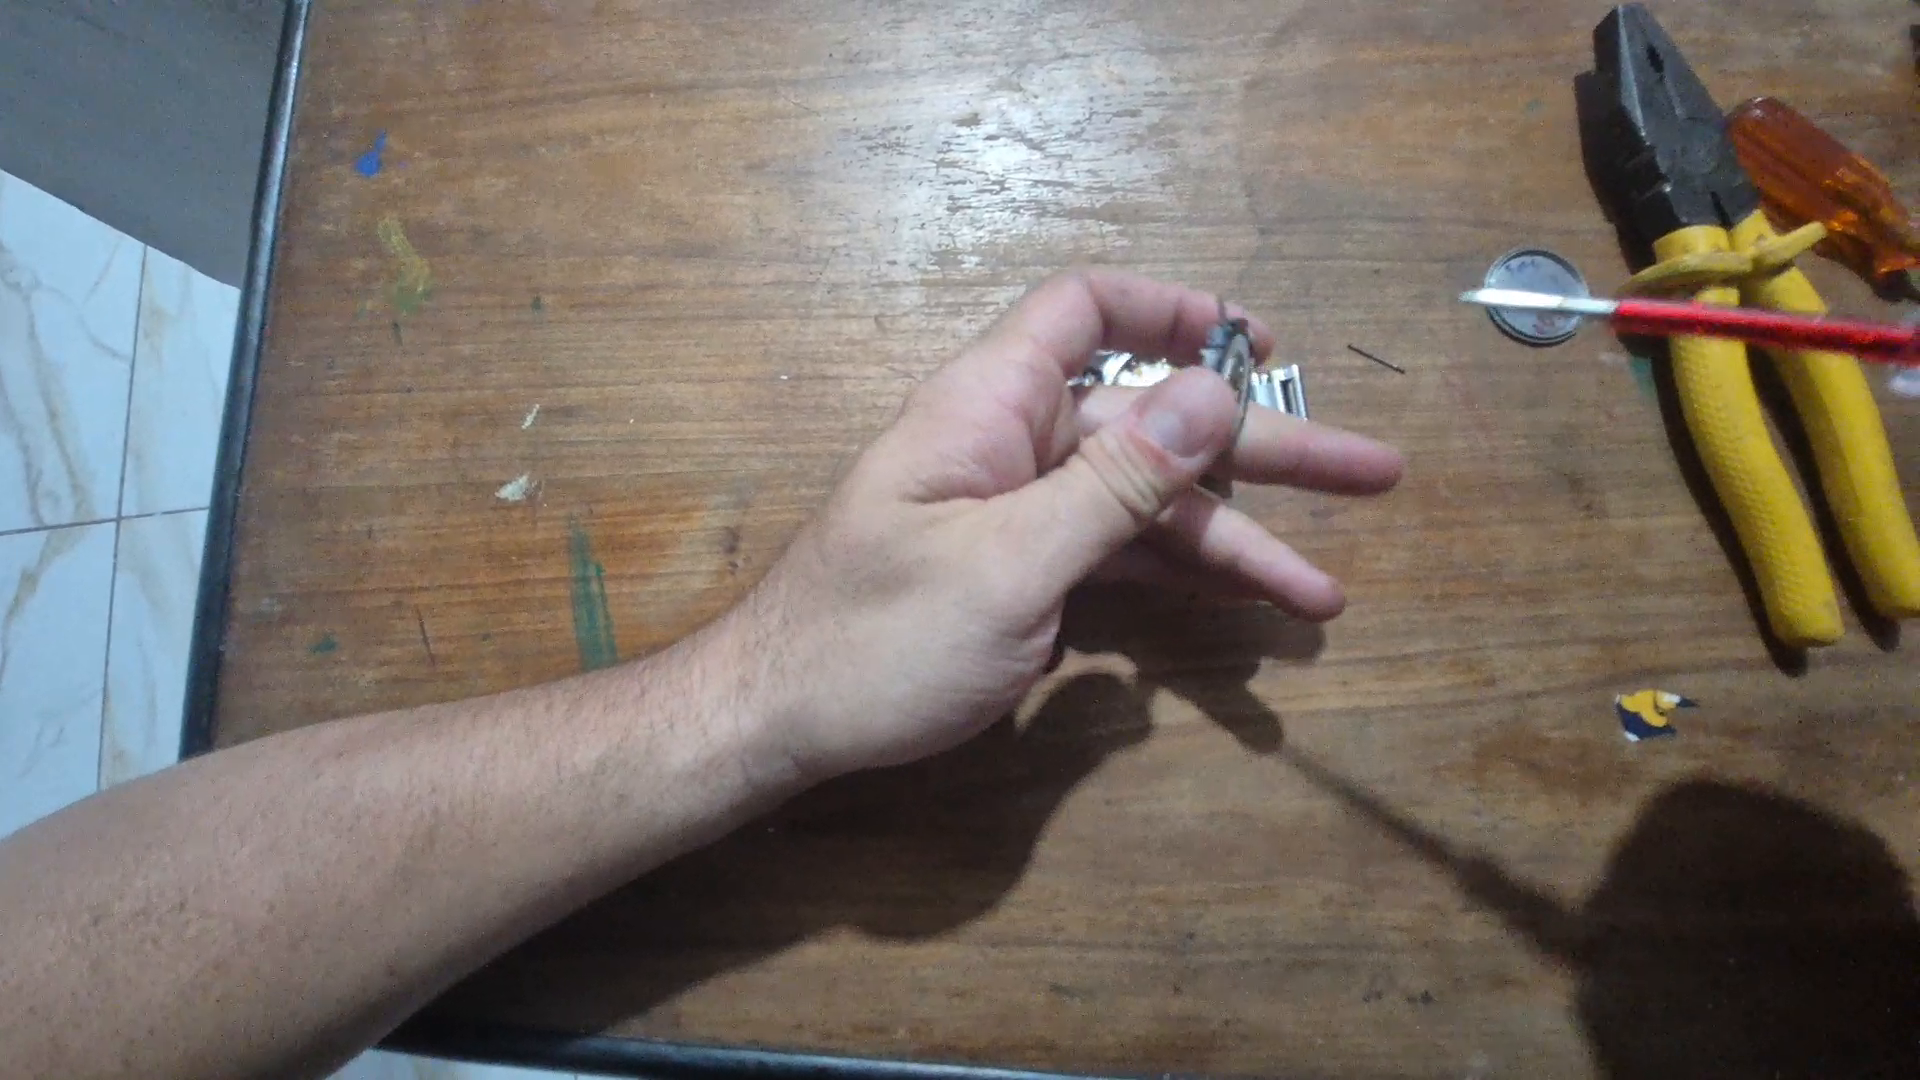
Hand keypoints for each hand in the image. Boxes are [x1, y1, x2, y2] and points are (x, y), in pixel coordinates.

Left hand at [720, 270, 1402, 782]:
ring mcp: (1022, 514)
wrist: (786, 719)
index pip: (1083, 311)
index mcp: (991, 407)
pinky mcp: (1025, 573)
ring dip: (1232, 544)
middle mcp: (1012, 446)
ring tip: (1324, 593)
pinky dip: (1177, 584)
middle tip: (1375, 473)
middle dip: (1258, 451)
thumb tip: (1212, 390)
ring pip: (1143, 506)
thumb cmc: (876, 639)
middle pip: (1148, 423)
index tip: (1256, 340)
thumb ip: (1113, 481)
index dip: (1171, 310)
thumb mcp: (1007, 563)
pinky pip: (1116, 560)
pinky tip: (1246, 610)